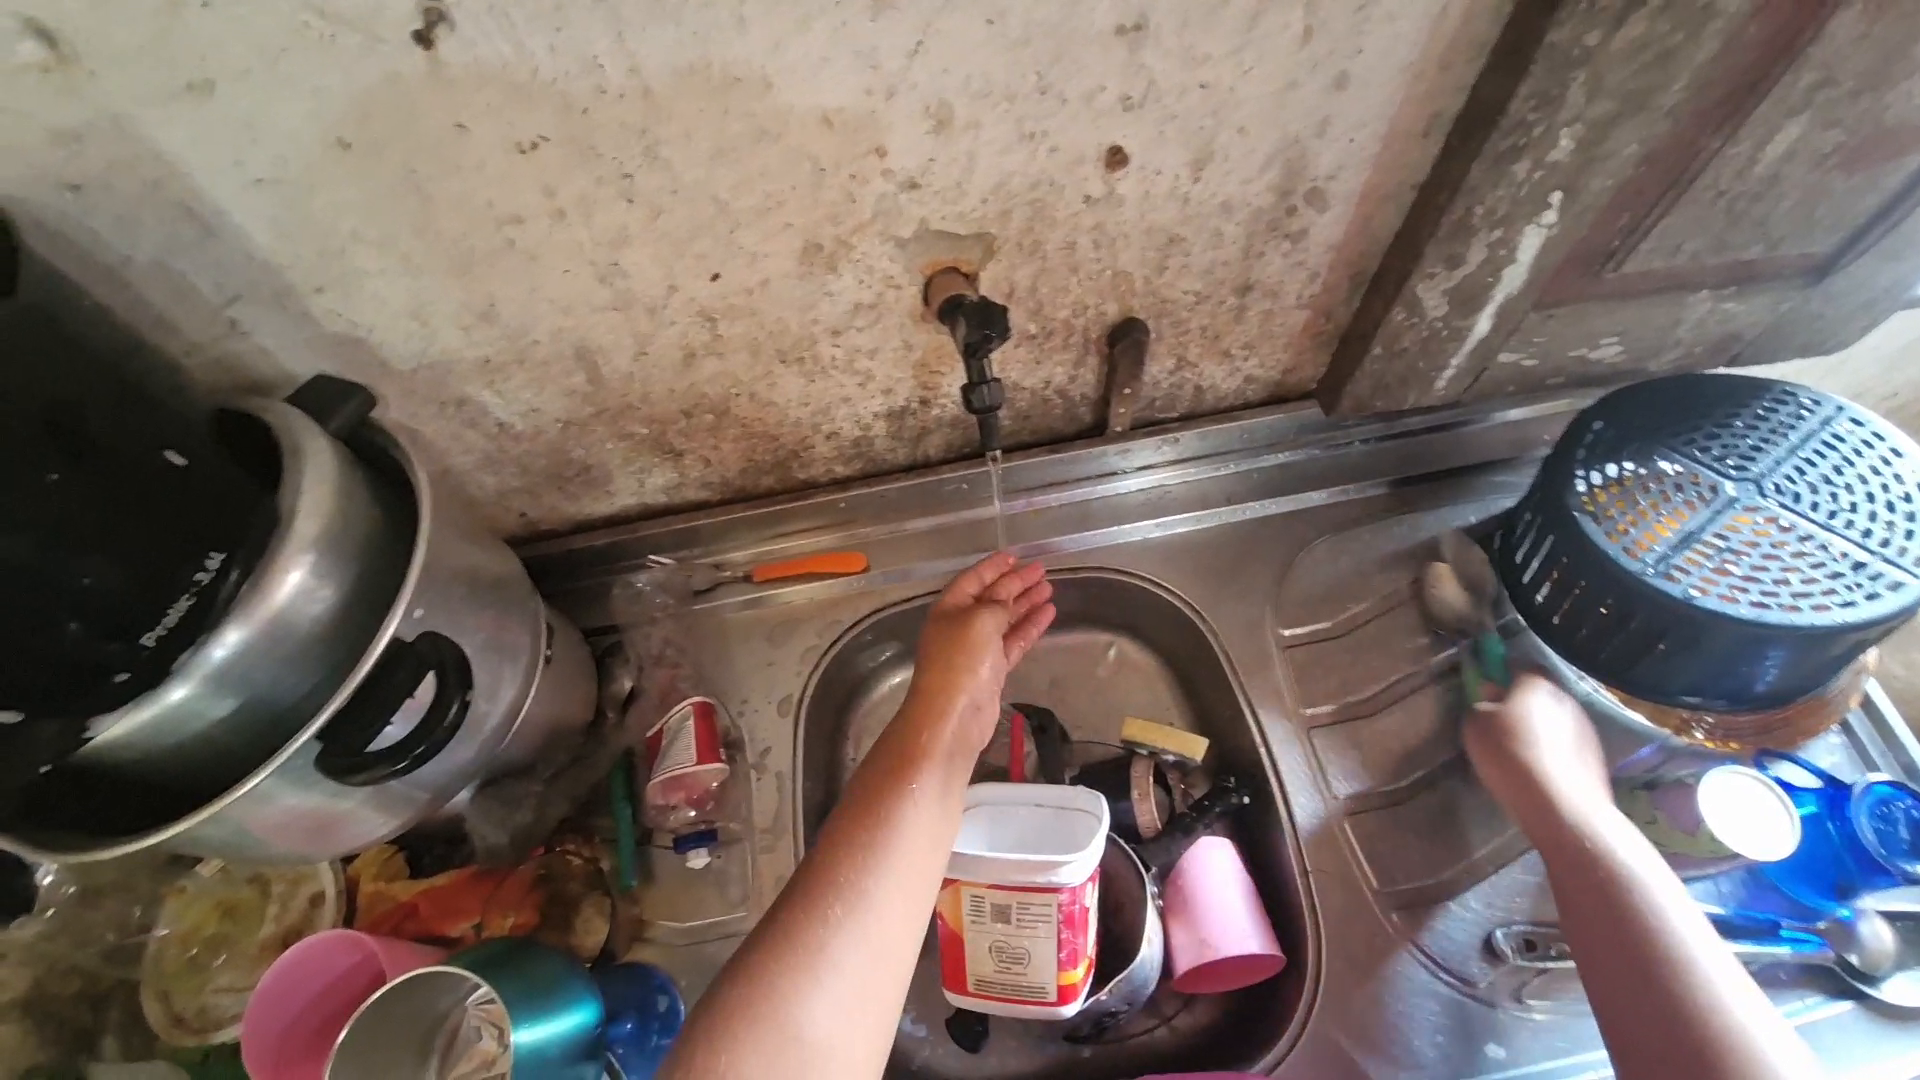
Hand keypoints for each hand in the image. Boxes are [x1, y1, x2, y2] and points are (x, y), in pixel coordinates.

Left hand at [902, 553, 1055, 756]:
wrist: (953, 716)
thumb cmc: (961, 660)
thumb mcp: (980, 620)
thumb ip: (997, 604)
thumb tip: (1008, 600)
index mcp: (949, 607)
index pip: (973, 579)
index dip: (993, 566)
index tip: (1015, 555)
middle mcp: (961, 625)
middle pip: (991, 597)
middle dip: (1015, 583)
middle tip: (1042, 570)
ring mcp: (978, 649)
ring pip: (1005, 619)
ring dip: (1026, 603)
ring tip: (1050, 588)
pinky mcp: (993, 670)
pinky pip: (1014, 641)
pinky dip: (1030, 627)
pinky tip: (1048, 613)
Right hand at [1463, 673, 1615, 836]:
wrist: (1560, 806)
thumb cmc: (1508, 754)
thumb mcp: (1474, 723)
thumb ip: (1481, 703)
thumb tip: (1493, 698)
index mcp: (1536, 684)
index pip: (1522, 665)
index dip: (1504, 673)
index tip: (1488, 688)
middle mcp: (1567, 699)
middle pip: (1541, 692)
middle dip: (1522, 701)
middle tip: (1499, 721)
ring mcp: (1587, 729)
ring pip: (1556, 718)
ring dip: (1540, 727)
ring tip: (1519, 749)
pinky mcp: (1596, 757)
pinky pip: (1567, 743)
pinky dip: (1554, 749)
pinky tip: (1538, 768)